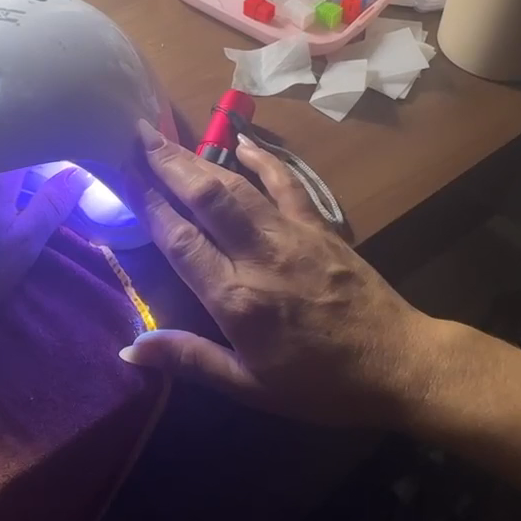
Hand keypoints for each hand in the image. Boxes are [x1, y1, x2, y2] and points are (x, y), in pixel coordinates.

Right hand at [117, 121, 433, 427]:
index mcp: (237, 299)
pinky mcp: (320, 226)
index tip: (122, 173)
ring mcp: (293, 235)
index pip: (180, 240)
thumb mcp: (250, 387)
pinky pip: (286, 183)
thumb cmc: (319, 384)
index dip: (148, 204)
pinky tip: (240, 142)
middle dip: (168, 163)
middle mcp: (260, 257)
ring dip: (200, 158)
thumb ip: (189, 360)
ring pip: (238, 186)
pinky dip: (262, 159)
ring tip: (168, 137)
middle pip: (206, 198)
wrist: (398, 364)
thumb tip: (128, 347)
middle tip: (136, 133)